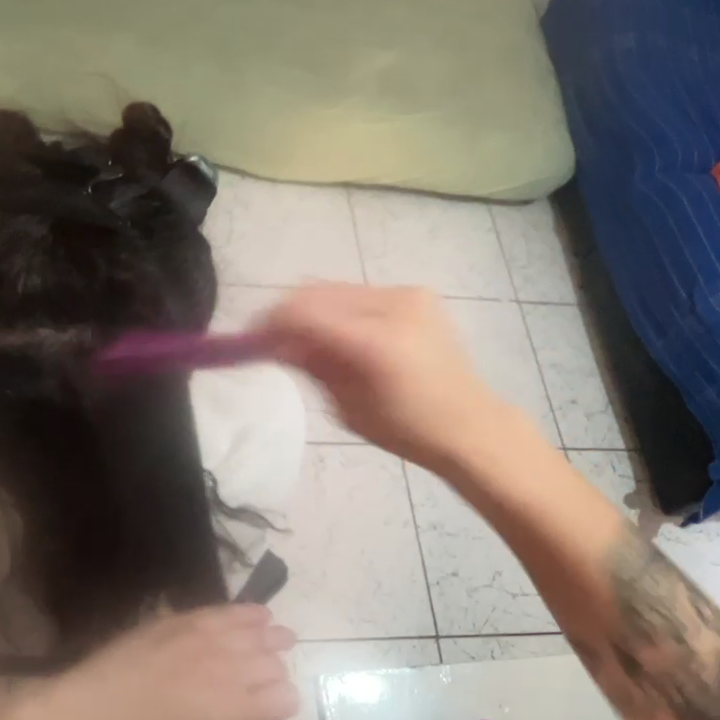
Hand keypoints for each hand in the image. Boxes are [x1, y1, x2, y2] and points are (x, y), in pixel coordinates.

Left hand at [18, 605, 297, 719]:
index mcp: (238, 711)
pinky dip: (250, 614)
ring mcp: (211, 640)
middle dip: (275, 672)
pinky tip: (260, 614)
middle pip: (273, 665)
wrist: (99, 711)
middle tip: (270, 676)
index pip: (285, 698)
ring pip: (260, 633)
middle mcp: (233, 671)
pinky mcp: (189, 619)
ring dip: (273, 638)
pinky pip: (230, 611)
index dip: (282, 702)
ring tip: (281, 637)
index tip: (274, 705)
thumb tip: (249, 712)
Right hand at [257, 284, 510, 469]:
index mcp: (376, 343)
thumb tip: (277, 343)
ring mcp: (407, 295)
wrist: (469, 422)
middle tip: (269, 339)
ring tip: (301, 338)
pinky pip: (359, 294)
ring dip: (312, 309)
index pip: (306, 315)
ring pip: (336, 289)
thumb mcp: (347, 406)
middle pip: (317, 294)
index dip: (271, 323)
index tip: (249, 339)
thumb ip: (312, 366)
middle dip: (287, 314)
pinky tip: (335, 333)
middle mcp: (393, 307)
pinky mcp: (414, 294)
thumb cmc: (405, 429)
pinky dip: (338, 308)